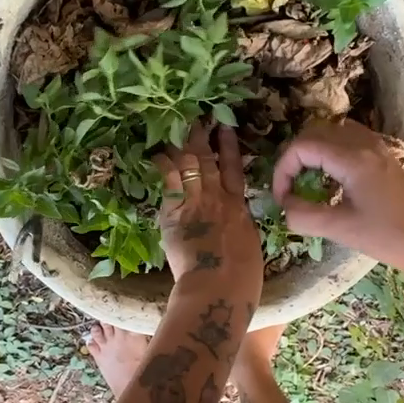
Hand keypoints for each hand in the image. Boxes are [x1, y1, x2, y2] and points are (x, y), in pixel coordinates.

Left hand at [154, 123, 262, 293]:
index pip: (233, 168)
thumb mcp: (247, 244)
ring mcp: (194, 201)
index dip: (228, 146)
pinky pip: (167, 182)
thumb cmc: (241, 276)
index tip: (224, 127)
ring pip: (186, 164)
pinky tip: (156, 155)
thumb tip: (233, 225)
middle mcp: (216, 197)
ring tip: (174, 128)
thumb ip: (238, 228)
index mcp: (238, 206)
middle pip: (206, 160)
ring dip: (180, 145)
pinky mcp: (174, 212)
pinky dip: (162, 166)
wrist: (220, 283)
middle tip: (193, 119)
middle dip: (200, 137)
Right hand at [271, 119, 403, 270]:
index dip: (283, 169)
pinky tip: (330, 174)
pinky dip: (330, 149)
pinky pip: (347, 137)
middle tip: (290, 187)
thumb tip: (284, 205)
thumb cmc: (385, 237)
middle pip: (314, 132)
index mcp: (352, 159)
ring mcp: (376, 147)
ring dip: (312, 150)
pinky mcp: (382, 155)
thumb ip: (302, 215)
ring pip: (331, 131)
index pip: (302, 147)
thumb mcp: (338, 229)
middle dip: (294, 157)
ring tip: (306, 179)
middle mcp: (364, 144)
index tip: (282, 197)